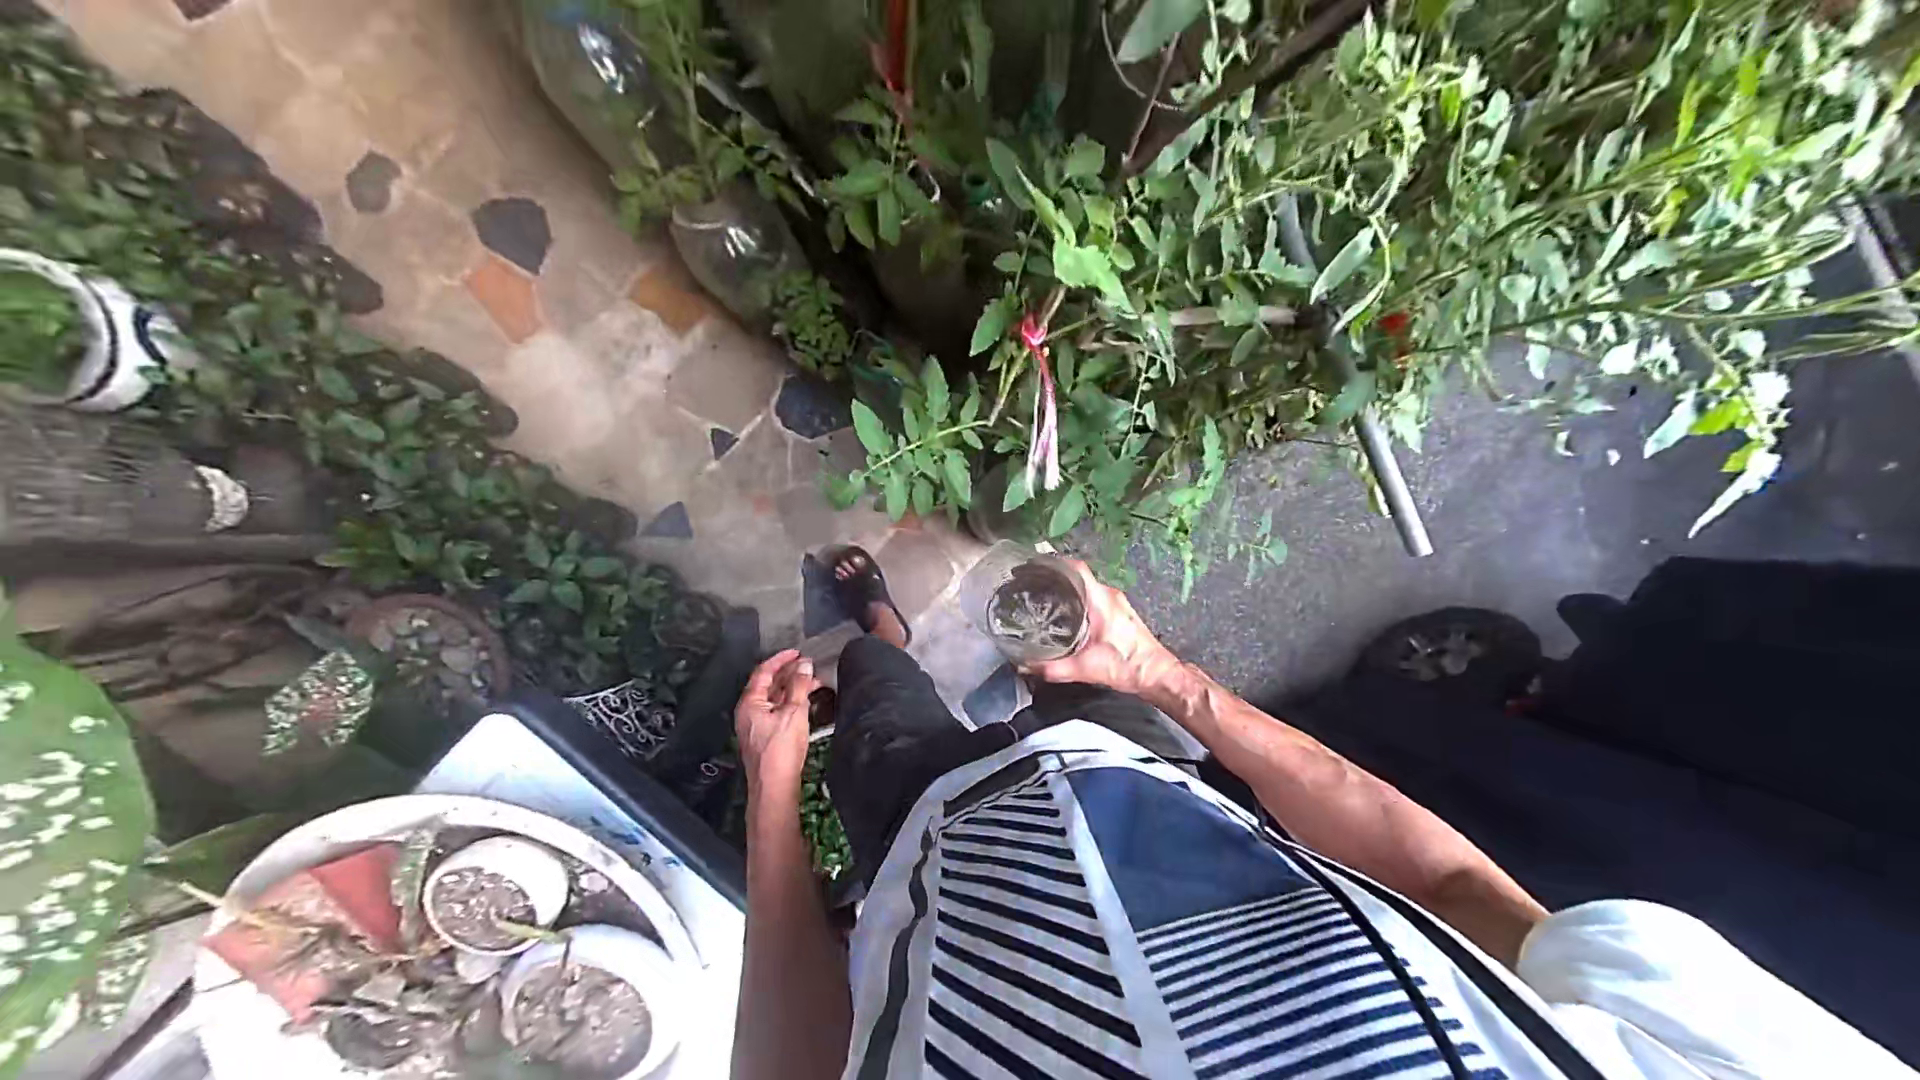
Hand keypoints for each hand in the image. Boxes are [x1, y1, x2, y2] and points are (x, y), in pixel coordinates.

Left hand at [734, 649, 818, 791]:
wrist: (774, 788)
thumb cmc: (780, 749)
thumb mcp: (793, 713)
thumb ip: (799, 686)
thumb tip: (805, 665)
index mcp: (750, 703)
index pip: (763, 671)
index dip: (780, 659)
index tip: (797, 651)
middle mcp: (748, 711)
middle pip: (768, 684)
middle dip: (789, 673)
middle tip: (809, 665)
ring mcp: (756, 724)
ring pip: (774, 698)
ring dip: (792, 687)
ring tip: (814, 681)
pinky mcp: (765, 736)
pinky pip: (777, 710)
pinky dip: (791, 701)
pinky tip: (806, 702)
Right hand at [1024, 560, 1181, 697]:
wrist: (1157, 675)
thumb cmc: (1128, 667)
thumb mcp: (1085, 669)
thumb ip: (1053, 668)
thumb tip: (1026, 666)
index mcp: (1101, 601)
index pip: (1077, 568)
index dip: (1055, 562)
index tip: (1036, 565)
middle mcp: (1110, 596)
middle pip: (1079, 575)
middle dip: (1056, 576)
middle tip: (1034, 582)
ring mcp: (1118, 603)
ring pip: (1088, 586)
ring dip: (1068, 587)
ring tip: (1046, 595)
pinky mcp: (1121, 612)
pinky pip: (1096, 596)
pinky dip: (1080, 598)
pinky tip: (1069, 611)